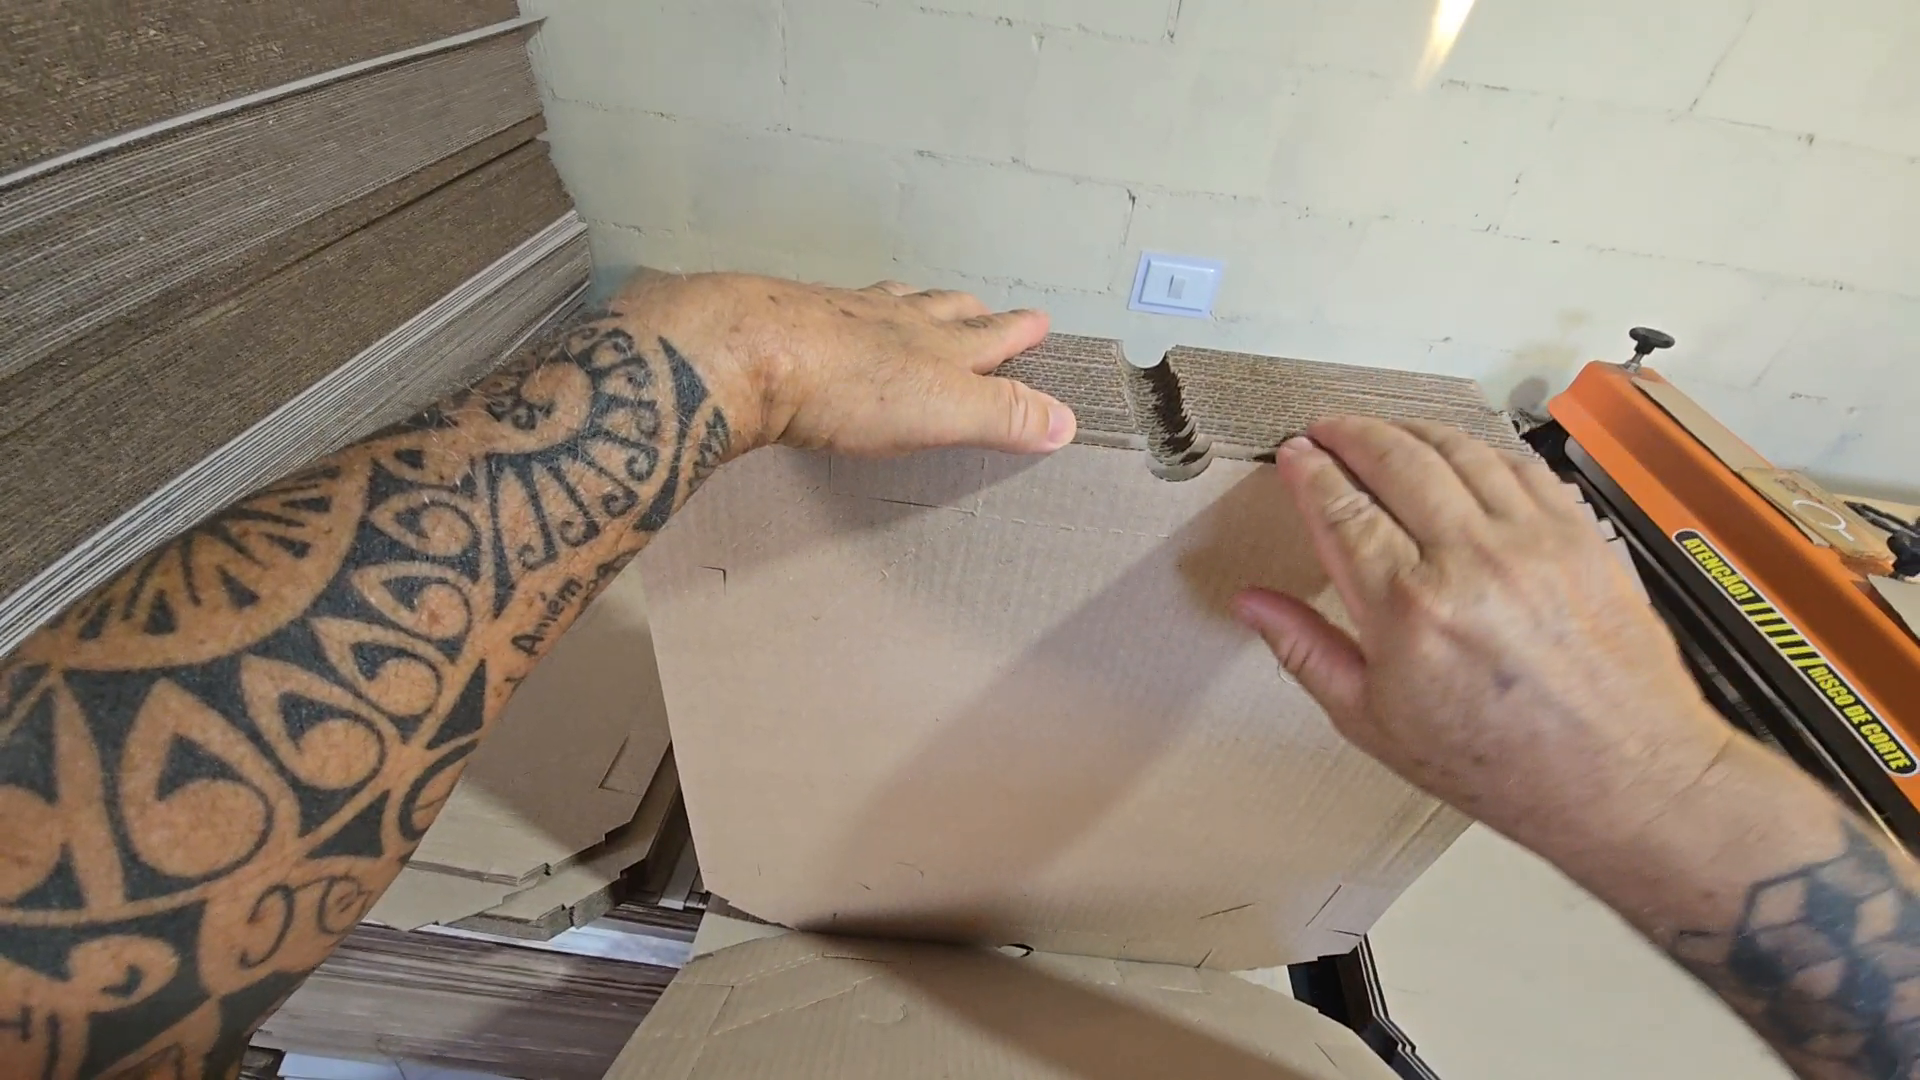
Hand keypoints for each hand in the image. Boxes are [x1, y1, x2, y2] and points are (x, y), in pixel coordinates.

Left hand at [606, 272, 1073, 457]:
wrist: (756, 354)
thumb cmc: (854, 392)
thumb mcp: (943, 412)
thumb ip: (1005, 416)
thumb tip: (1069, 421)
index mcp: (936, 348)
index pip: (990, 337)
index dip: (1017, 333)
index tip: (1040, 321)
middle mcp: (896, 321)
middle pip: (945, 309)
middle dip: (974, 312)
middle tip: (988, 306)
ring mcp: (845, 314)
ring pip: (895, 301)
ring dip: (919, 301)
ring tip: (927, 298)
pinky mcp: (798, 320)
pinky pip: (841, 306)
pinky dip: (858, 306)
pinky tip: (845, 311)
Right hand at [1231, 417, 1732, 849]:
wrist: (1627, 782)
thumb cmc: (1492, 760)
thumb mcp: (1367, 717)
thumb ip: (1302, 647)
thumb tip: (1250, 602)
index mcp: (1406, 606)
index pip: (1341, 507)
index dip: (1308, 470)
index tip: (1292, 455)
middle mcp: (1469, 560)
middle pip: (1395, 458)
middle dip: (1348, 432)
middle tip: (1324, 429)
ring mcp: (1533, 542)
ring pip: (1456, 449)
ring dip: (1406, 429)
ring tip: (1378, 431)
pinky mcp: (1581, 538)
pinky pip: (1518, 464)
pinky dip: (1473, 447)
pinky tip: (1451, 452)